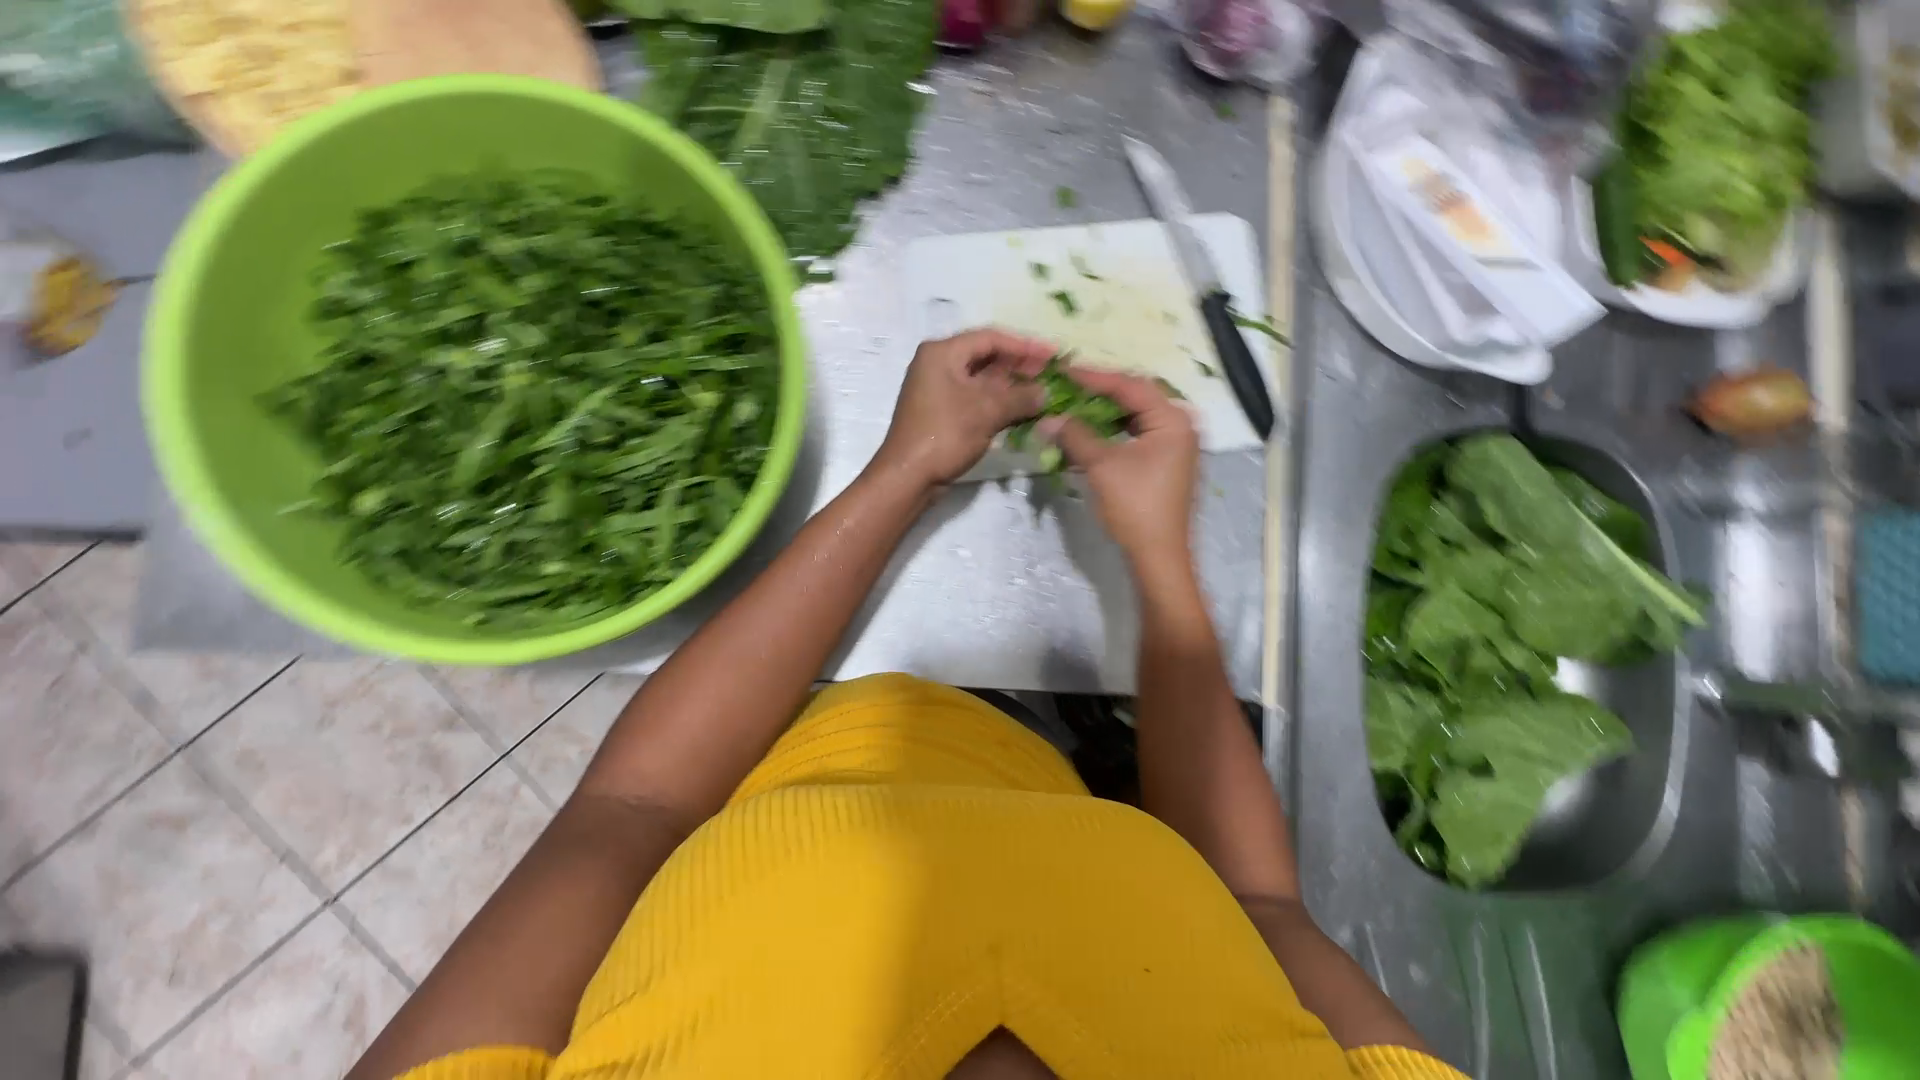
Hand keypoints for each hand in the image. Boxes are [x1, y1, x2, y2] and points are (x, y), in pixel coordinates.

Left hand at [872, 328, 1053, 488]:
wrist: (909, 476)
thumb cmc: (944, 434)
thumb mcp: (986, 411)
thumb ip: (1021, 397)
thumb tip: (1048, 392)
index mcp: (942, 353)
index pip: (990, 338)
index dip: (1025, 345)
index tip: (1053, 354)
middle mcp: (939, 365)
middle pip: (987, 358)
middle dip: (1021, 367)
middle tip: (1053, 374)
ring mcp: (941, 390)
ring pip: (984, 381)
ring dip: (1014, 387)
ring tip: (1046, 392)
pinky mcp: (945, 413)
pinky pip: (978, 400)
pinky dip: (1001, 404)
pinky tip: (1026, 410)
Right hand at [1040, 367, 1199, 572]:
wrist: (1157, 555)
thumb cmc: (1135, 506)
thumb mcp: (1101, 465)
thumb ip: (1075, 435)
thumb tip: (1048, 418)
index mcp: (1173, 419)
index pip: (1131, 385)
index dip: (1095, 377)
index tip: (1064, 372)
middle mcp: (1180, 426)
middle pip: (1135, 398)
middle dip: (1099, 394)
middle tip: (1067, 388)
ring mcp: (1175, 446)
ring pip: (1134, 418)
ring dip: (1103, 414)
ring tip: (1072, 408)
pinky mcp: (1165, 463)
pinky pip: (1136, 436)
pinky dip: (1112, 433)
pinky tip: (1087, 434)